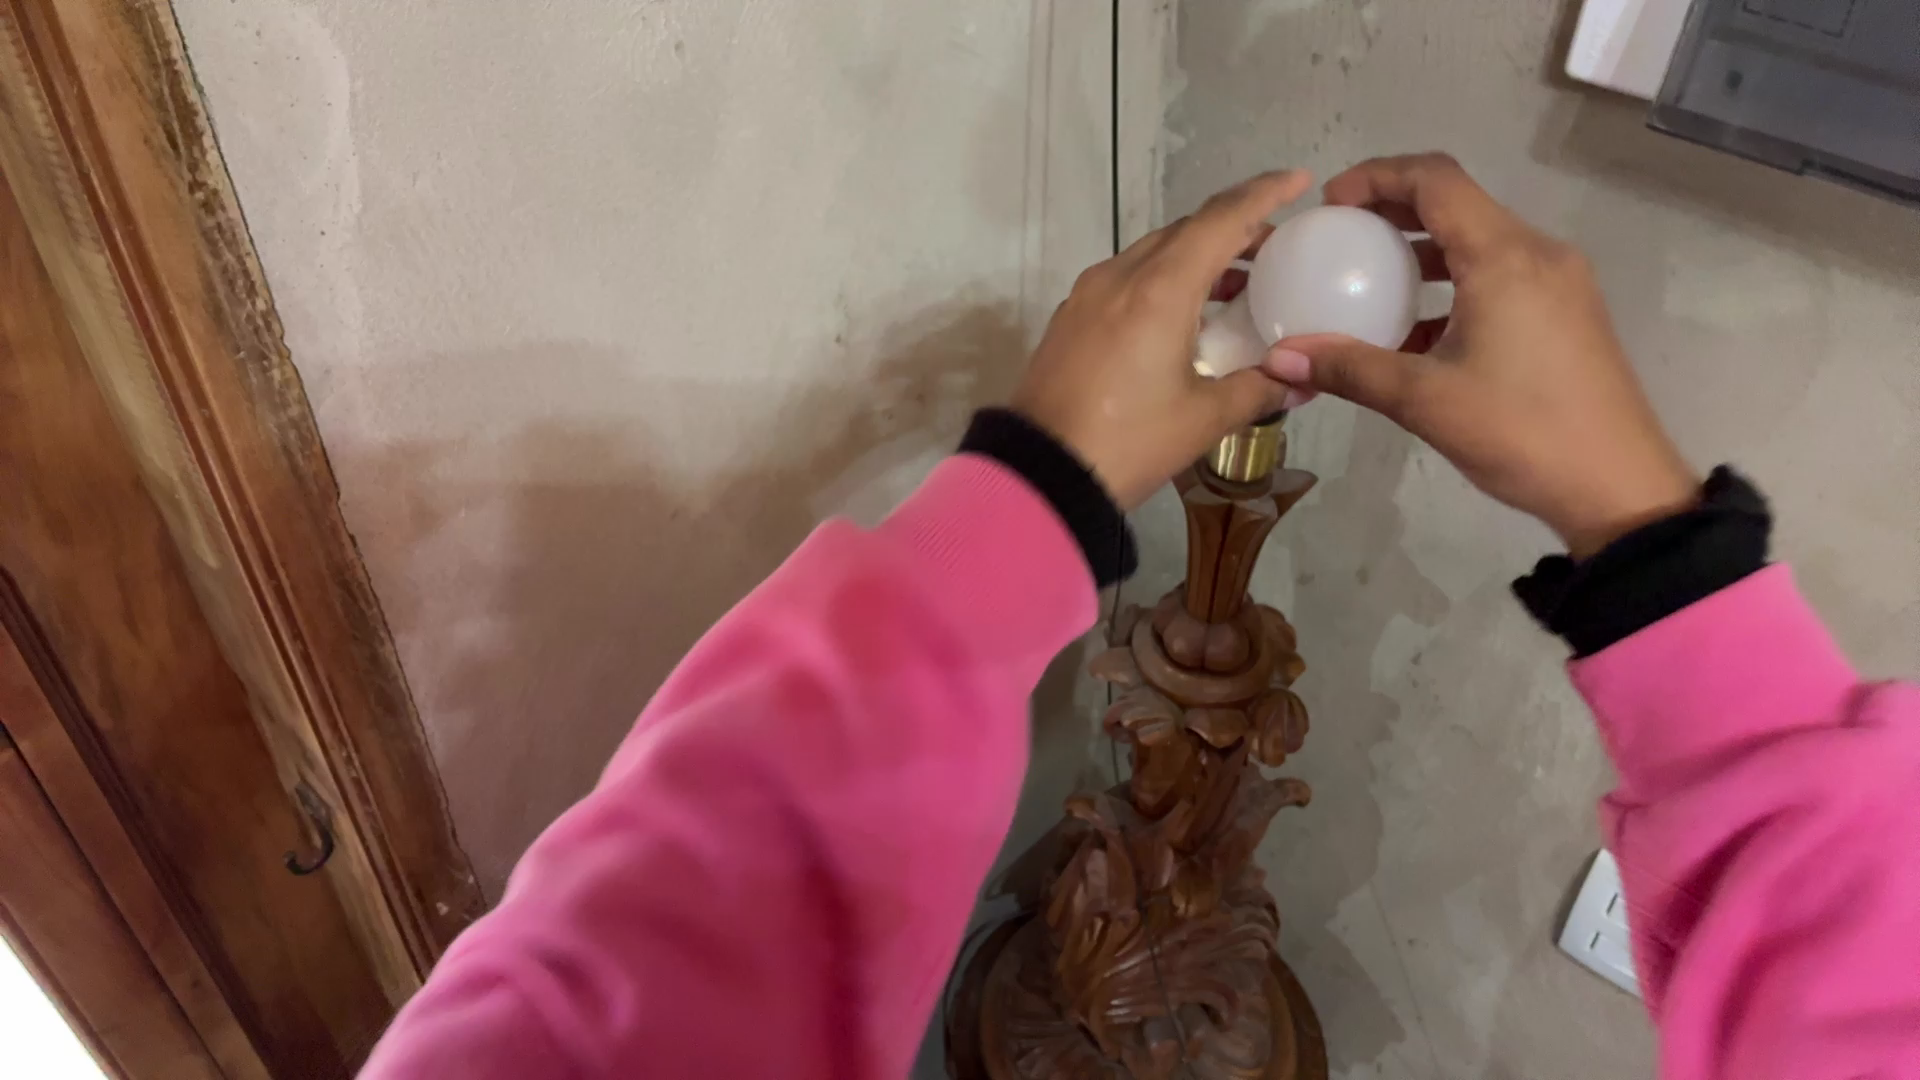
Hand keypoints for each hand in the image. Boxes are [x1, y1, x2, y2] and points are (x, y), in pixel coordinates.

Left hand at [1012, 170, 1311, 510]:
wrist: (1039, 472)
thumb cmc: (1127, 443)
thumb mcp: (1202, 419)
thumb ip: (1258, 389)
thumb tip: (1300, 380)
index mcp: (1158, 289)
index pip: (1220, 220)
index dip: (1263, 194)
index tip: (1298, 181)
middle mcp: (1118, 278)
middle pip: (1183, 232)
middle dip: (1230, 231)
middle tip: (1269, 251)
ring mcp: (1085, 297)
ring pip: (1148, 256)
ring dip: (1191, 260)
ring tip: (1230, 289)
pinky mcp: (1067, 321)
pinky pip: (1121, 282)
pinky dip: (1157, 283)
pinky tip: (1175, 318)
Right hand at [1262, 154, 1698, 556]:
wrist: (1614, 481)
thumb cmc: (1520, 430)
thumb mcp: (1422, 399)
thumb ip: (1347, 369)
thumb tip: (1277, 357)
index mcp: (1504, 258)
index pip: (1437, 181)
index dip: (1378, 177)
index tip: (1329, 203)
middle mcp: (1534, 254)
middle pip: (1455, 204)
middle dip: (1390, 210)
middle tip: (1334, 238)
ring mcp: (1552, 282)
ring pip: (1472, 241)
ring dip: (1415, 249)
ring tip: (1360, 278)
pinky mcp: (1556, 312)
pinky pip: (1489, 276)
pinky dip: (1441, 285)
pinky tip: (1405, 327)